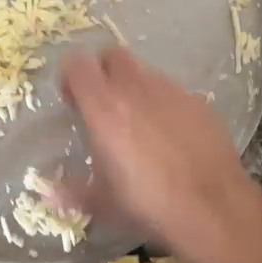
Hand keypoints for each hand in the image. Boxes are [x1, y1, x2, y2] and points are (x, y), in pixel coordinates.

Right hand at [60, 47, 259, 252]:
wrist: (212, 207)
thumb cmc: (148, 204)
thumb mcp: (103, 203)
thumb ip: (72, 192)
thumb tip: (49, 193)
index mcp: (104, 107)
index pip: (77, 63)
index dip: (71, 75)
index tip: (72, 100)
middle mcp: (135, 88)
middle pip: (112, 55)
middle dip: (103, 72)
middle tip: (103, 104)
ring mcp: (170, 90)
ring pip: (143, 71)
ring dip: (134, 87)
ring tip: (138, 122)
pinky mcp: (198, 101)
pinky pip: (172, 90)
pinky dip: (163, 103)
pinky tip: (170, 135)